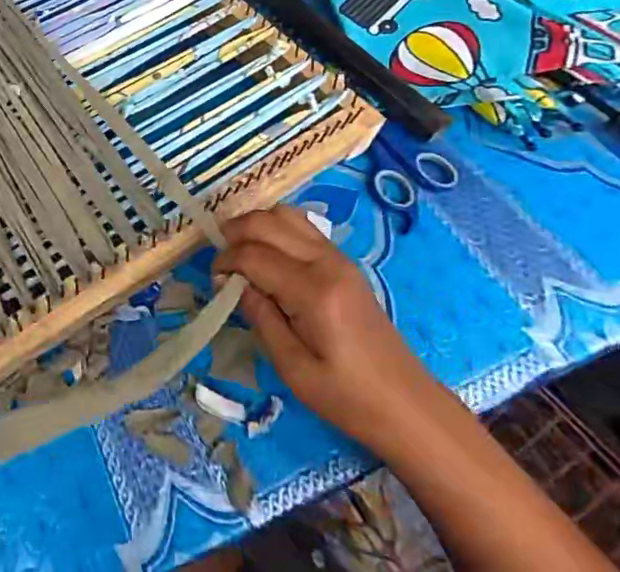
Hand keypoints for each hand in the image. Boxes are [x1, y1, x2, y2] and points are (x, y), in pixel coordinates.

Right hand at [212, 206, 434, 450]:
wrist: (405, 404)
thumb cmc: (347, 397)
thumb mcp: (293, 367)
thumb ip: (260, 317)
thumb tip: (232, 283)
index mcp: (314, 292)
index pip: (254, 255)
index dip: (226, 262)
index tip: (214, 281)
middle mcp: (326, 262)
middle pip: (268, 222)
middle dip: (235, 232)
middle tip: (221, 261)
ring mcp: (339, 258)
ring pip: (287, 215)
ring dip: (257, 224)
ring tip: (240, 252)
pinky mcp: (344, 263)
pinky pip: (303, 227)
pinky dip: (277, 229)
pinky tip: (267, 254)